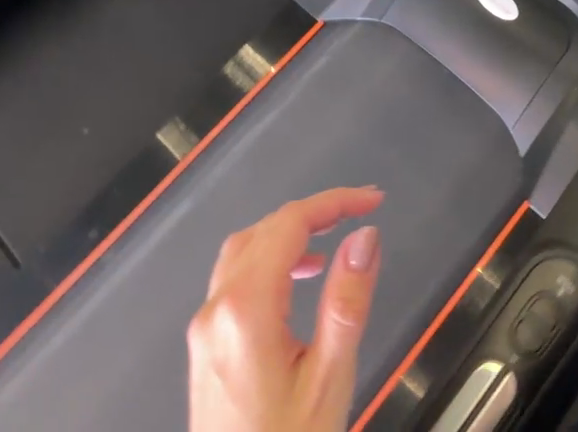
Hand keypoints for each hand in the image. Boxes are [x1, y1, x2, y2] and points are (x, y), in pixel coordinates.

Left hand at [188, 187, 384, 431]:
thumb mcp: (330, 377)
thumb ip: (347, 301)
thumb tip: (365, 236)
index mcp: (246, 309)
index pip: (290, 225)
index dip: (334, 203)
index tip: (373, 200)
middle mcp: (215, 309)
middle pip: (264, 230)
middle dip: (315, 212)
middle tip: (361, 211)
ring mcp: (204, 327)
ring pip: (244, 249)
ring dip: (289, 232)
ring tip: (333, 240)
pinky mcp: (204, 344)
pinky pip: (234, 277)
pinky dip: (270, 259)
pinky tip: (299, 279)